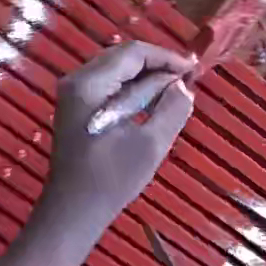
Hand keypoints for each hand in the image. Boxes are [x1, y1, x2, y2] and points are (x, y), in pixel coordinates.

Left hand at [42, 41, 196, 232]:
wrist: (72, 212)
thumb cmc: (110, 181)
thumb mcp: (150, 146)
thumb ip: (171, 109)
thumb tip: (184, 86)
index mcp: (89, 84)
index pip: (133, 53)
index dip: (166, 57)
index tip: (194, 70)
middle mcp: (77, 79)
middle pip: (124, 57)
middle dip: (157, 65)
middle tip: (187, 80)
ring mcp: (74, 92)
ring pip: (118, 69)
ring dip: (147, 77)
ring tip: (176, 90)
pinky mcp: (77, 105)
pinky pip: (110, 84)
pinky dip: (133, 88)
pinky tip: (153, 102)